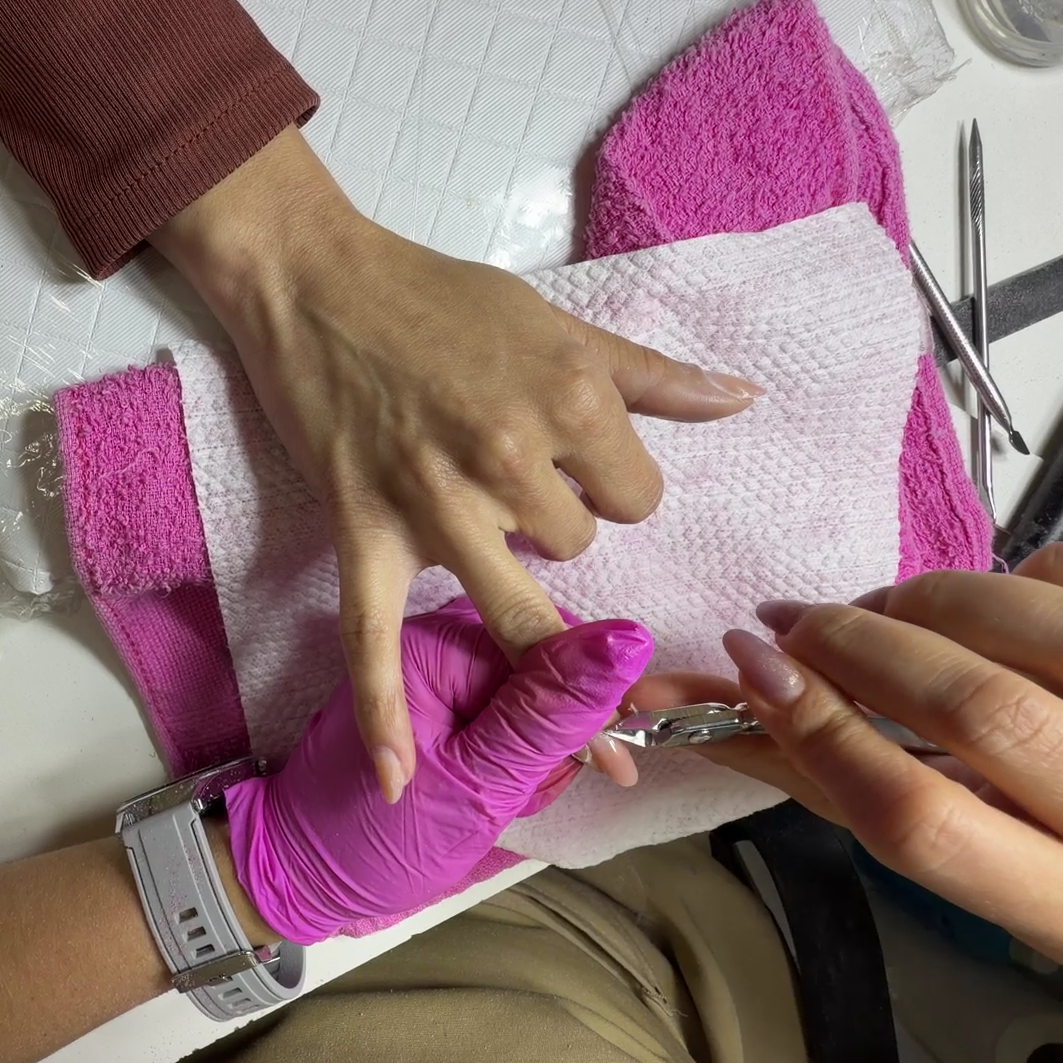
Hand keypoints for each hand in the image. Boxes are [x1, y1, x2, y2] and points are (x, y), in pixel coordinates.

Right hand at [151, 127, 759, 799]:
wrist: (321, 283)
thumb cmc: (438, 296)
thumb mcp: (555, 320)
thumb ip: (651, 373)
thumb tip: (742, 400)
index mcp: (569, 402)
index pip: (637, 496)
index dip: (609, 482)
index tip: (567, 459)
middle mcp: (509, 463)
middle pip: (580, 550)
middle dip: (558, 523)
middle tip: (506, 476)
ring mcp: (433, 510)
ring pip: (520, 603)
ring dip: (513, 577)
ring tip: (474, 526)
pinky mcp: (364, 533)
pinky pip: (373, 636)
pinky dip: (384, 710)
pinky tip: (400, 779)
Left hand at [224, 599, 652, 943]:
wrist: (304, 873)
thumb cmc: (379, 839)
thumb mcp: (477, 783)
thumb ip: (548, 713)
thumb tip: (628, 640)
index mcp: (438, 644)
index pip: (549, 644)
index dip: (578, 712)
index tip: (594, 769)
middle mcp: (433, 641)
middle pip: (539, 667)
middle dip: (548, 737)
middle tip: (525, 791)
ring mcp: (431, 670)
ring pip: (525, 697)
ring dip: (530, 753)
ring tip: (503, 798)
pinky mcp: (431, 700)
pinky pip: (497, 716)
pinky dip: (506, 759)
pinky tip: (491, 791)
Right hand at [695, 543, 1062, 993]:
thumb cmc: (1054, 856)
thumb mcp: (932, 841)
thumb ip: (803, 765)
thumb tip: (671, 697)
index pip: (920, 818)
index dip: (817, 728)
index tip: (753, 663)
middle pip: (994, 718)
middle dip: (864, 647)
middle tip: (807, 624)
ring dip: (949, 601)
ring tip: (903, 607)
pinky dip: (1062, 565)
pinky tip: (1021, 588)